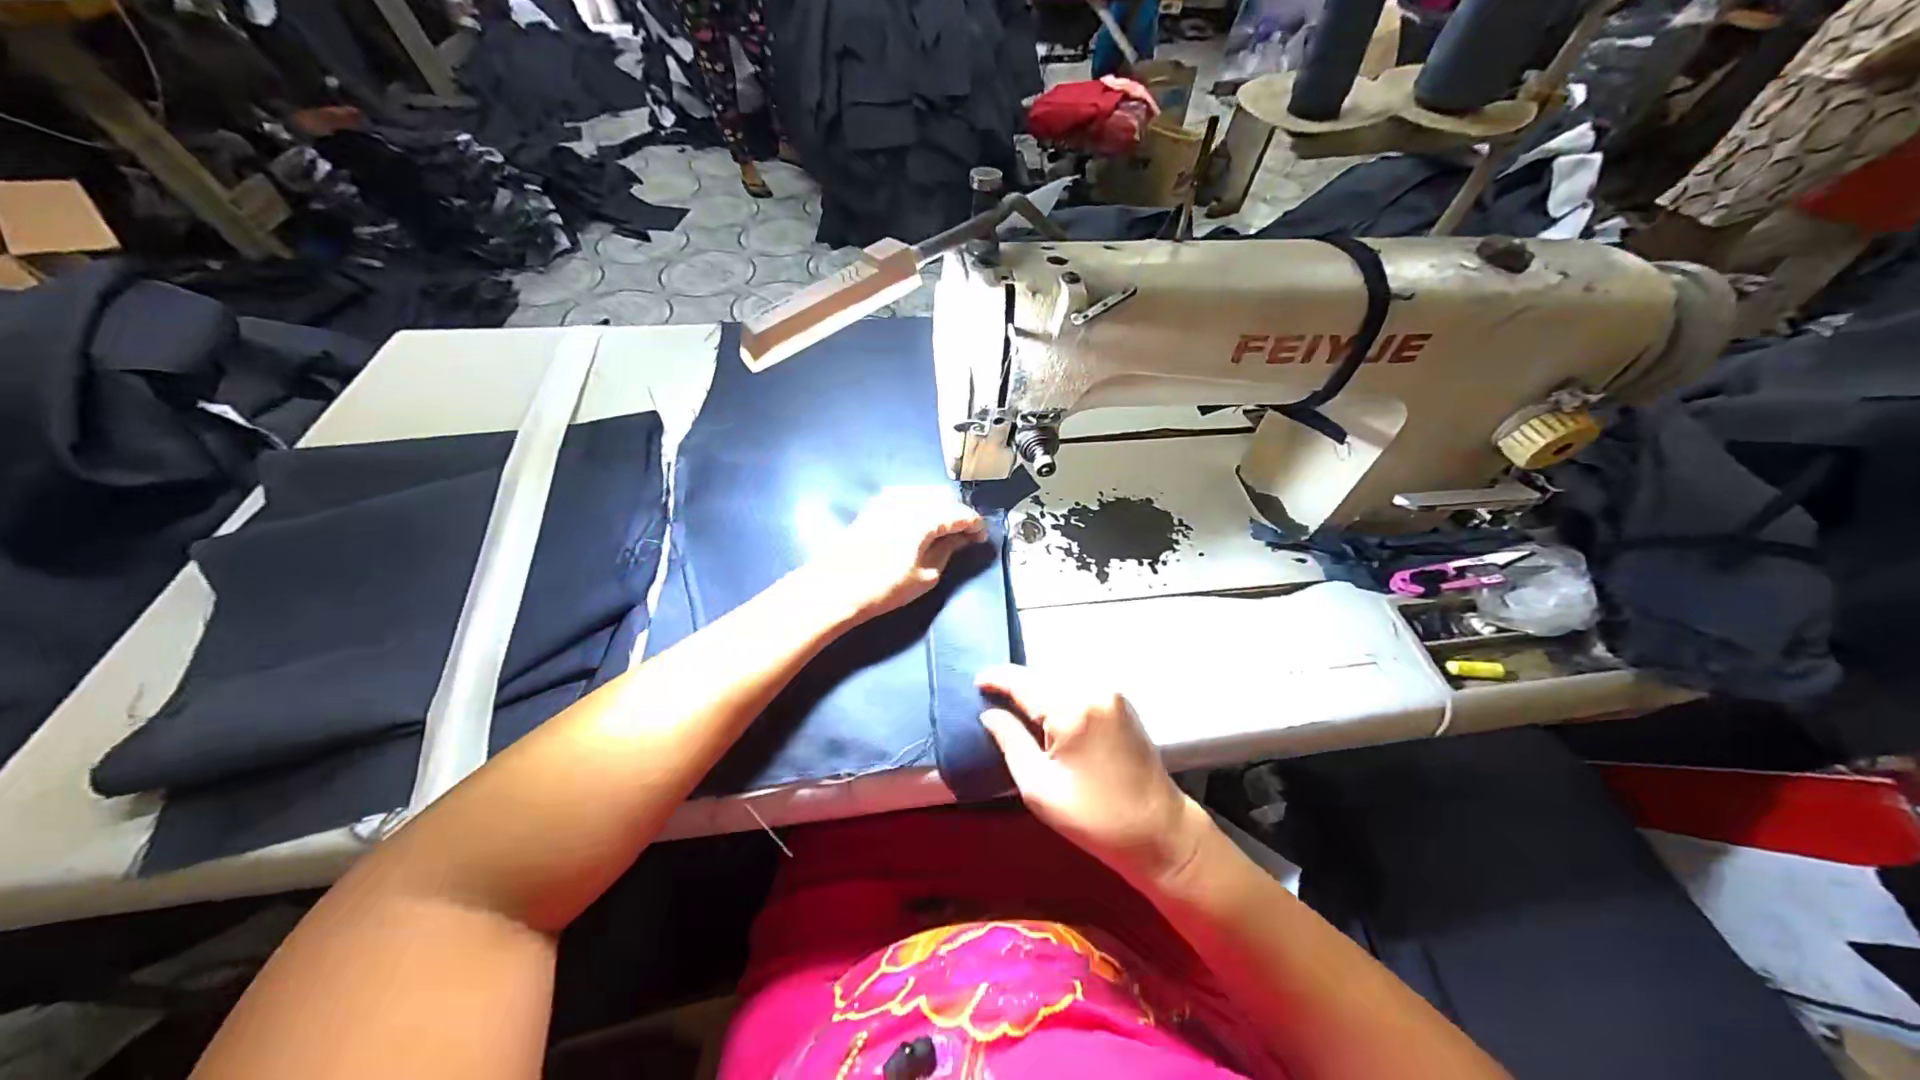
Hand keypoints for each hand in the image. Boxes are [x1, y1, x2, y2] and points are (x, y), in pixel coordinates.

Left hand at [808, 487, 986, 622]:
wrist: (835, 588)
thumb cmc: (885, 587)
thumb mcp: (926, 575)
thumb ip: (948, 550)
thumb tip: (962, 538)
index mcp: (925, 517)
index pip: (960, 513)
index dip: (975, 525)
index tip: (981, 538)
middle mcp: (907, 501)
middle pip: (943, 500)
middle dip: (957, 515)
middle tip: (964, 536)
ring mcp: (887, 501)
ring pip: (924, 496)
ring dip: (938, 510)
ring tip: (943, 532)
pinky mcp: (873, 507)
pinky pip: (906, 498)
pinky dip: (919, 507)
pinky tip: (920, 523)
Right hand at [977, 664, 1209, 889]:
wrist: (1159, 832)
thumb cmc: (1094, 817)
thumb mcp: (1038, 786)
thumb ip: (1010, 741)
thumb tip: (990, 714)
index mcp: (1071, 709)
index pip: (1022, 681)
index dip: (996, 679)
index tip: (975, 683)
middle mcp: (1093, 690)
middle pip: (1042, 678)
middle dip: (1017, 687)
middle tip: (992, 701)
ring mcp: (1112, 695)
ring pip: (1060, 682)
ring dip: (1038, 692)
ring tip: (1016, 709)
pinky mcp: (1122, 704)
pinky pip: (1079, 690)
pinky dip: (1059, 697)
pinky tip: (1048, 715)